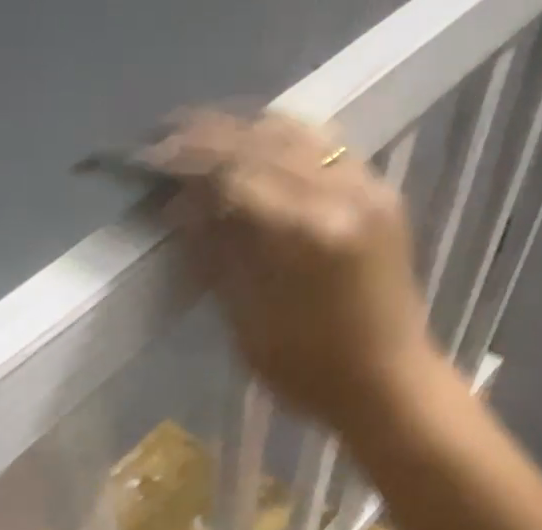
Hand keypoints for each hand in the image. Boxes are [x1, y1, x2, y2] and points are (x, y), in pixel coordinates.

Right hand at [141, 110, 447, 435]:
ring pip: (296, 131)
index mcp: (307, 234)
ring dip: (245, 130)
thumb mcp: (249, 324)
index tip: (149, 161)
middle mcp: (342, 193)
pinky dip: (282, 141)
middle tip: (165, 141)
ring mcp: (368, 186)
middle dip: (208, 137)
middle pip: (263, 139)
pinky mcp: (381, 193)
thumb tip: (183, 206)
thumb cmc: (312, 374)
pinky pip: (324, 147)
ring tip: (204, 140)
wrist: (392, 386)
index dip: (186, 163)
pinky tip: (255, 151)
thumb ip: (219, 255)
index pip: (234, 171)